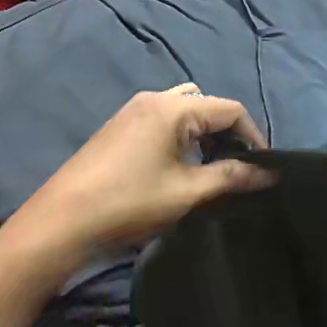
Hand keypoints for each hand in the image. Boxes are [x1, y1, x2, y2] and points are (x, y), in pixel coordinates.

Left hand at [1, 84, 273, 276]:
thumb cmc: (127, 204)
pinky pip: (165, 118)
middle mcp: (155, 98)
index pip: (231, 109)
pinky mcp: (119, 126)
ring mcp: (133, 110)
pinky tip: (179, 165)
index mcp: (174, 107)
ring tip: (211, 165)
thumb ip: (232, 177)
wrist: (55, 227)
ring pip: (186, 109)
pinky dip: (182, 134)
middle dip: (229, 132)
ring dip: (204, 131)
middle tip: (238, 165)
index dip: (253, 135)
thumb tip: (270, 173)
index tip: (263, 166)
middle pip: (209, 104)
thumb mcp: (187, 193)